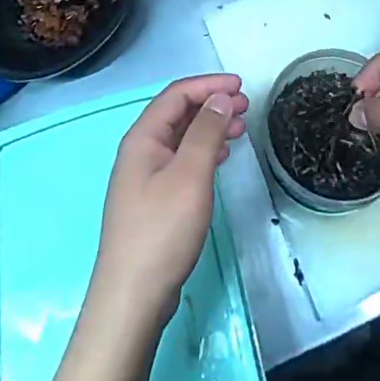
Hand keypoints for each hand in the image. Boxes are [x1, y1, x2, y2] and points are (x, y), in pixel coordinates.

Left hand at [90, 74, 248, 317]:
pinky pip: (181, 161)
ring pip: (181, 138)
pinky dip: (203, 152)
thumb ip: (205, 132)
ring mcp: (145, 176)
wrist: (133, 295)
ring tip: (240, 129)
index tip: (241, 86)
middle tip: (246, 107)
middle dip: (211, 104)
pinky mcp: (153, 199)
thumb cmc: (162, 229)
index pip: (176, 95)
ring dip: (209, 127)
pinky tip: (220, 158)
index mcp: (143, 137)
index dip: (208, 85)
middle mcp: (140, 151)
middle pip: (177, 113)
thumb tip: (219, 98)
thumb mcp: (190, 175)